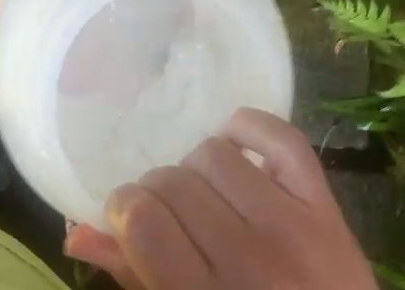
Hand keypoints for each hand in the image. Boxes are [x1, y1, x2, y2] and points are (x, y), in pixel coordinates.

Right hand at [63, 108, 374, 289]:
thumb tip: (76, 232)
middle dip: (156, 193)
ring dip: (197, 169)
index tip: (128, 218)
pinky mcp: (327, 208)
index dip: (124, 209)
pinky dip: (250, 129)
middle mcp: (250, 263)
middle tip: (167, 216)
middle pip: (173, 184)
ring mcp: (293, 230)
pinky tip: (235, 148)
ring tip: (205, 198)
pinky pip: (280, 138)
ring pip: (214, 154)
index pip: (143, 220)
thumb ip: (133, 275)